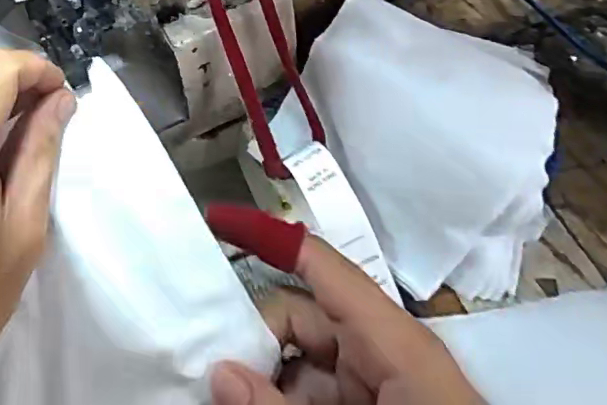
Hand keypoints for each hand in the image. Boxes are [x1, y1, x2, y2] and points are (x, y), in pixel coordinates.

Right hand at [210, 213, 483, 404]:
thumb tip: (219, 371)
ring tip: (224, 396)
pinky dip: (288, 401)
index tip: (216, 220)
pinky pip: (322, 392)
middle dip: (255, 338)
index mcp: (396, 343)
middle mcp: (389, 354)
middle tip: (210, 366)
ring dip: (268, 378)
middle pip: (303, 317)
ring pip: (307, 362)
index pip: (319, 263)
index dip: (266, 235)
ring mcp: (386, 388)